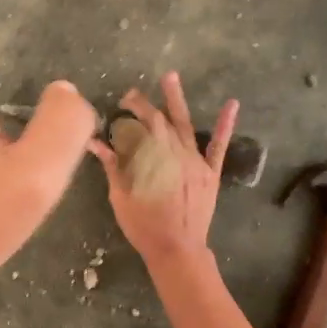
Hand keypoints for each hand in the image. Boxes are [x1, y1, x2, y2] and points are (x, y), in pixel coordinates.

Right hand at [88, 71, 238, 264]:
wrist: (176, 249)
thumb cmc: (144, 226)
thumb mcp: (120, 197)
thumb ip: (112, 166)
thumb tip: (95, 143)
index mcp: (153, 158)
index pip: (144, 123)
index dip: (134, 108)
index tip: (123, 101)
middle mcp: (175, 153)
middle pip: (162, 121)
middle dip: (148, 105)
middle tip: (133, 94)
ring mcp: (196, 162)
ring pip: (186, 126)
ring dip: (177, 101)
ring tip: (170, 78)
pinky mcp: (210, 174)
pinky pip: (219, 147)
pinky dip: (225, 125)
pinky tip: (232, 105)